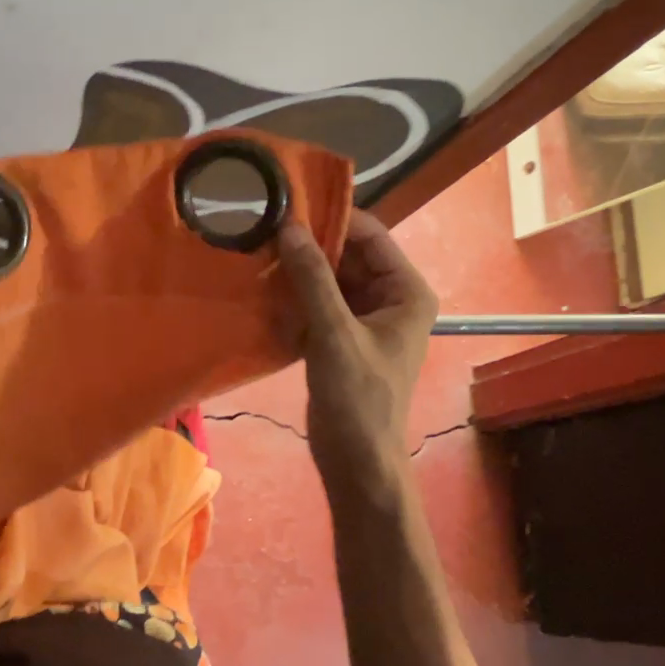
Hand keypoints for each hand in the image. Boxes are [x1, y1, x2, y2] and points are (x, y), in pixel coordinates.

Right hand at [276, 216, 437, 485]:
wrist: (355, 459)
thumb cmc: (357, 397)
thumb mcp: (335, 334)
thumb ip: (313, 279)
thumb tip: (289, 227)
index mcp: (406, 291)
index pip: (371, 236)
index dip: (333, 219)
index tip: (288, 206)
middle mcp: (390, 298)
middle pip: (348, 256)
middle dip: (310, 245)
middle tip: (264, 229)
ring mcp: (365, 319)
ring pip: (329, 280)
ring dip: (298, 271)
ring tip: (258, 252)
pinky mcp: (341, 339)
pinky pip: (318, 304)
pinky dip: (295, 297)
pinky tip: (264, 288)